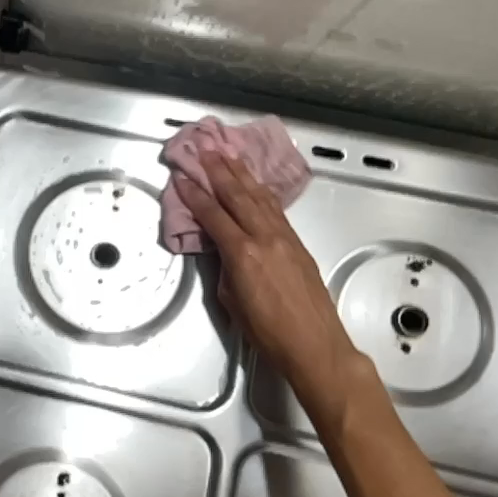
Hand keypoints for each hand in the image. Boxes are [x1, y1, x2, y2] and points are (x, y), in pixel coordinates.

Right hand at [175, 153, 364, 390]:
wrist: (314, 345)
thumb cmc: (268, 333)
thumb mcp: (231, 302)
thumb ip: (224, 269)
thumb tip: (223, 252)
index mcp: (243, 254)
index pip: (213, 216)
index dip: (195, 195)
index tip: (183, 178)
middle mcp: (265, 238)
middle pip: (237, 196)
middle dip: (219, 171)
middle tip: (205, 150)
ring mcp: (285, 239)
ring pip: (259, 198)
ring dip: (242, 175)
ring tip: (229, 156)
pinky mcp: (298, 245)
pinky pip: (275, 210)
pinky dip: (262, 192)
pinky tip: (255, 184)